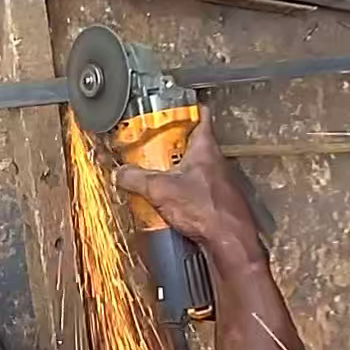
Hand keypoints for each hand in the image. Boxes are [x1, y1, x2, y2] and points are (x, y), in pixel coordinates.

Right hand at [115, 115, 264, 263]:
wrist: (230, 241)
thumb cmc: (207, 211)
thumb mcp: (160, 190)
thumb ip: (136, 178)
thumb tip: (120, 173)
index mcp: (205, 150)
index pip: (201, 118)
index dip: (188, 110)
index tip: (175, 108)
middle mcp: (215, 163)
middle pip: (191, 145)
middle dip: (170, 146)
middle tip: (151, 148)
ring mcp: (218, 182)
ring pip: (193, 168)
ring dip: (175, 170)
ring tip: (155, 177)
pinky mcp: (216, 201)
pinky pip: (194, 189)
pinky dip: (180, 192)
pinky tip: (168, 203)